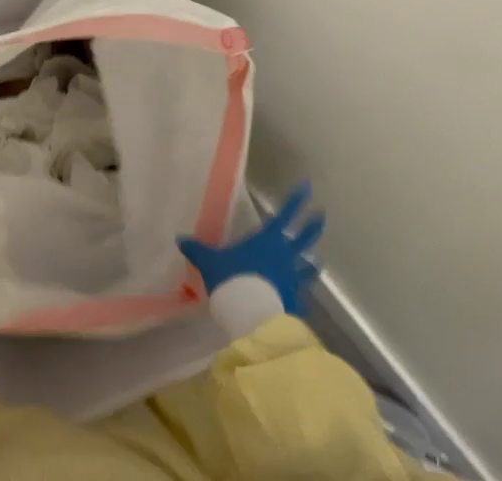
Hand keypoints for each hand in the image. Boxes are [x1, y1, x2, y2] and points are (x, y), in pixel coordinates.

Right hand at [178, 183, 324, 315]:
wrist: (249, 315)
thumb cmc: (231, 279)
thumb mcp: (209, 262)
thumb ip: (196, 250)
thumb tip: (180, 238)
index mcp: (267, 241)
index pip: (284, 215)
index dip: (296, 200)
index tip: (308, 187)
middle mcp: (285, 256)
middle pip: (304, 238)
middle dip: (313, 226)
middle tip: (321, 216)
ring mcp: (293, 279)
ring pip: (308, 268)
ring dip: (312, 265)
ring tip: (317, 263)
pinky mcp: (295, 301)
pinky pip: (301, 300)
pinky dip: (302, 301)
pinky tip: (304, 306)